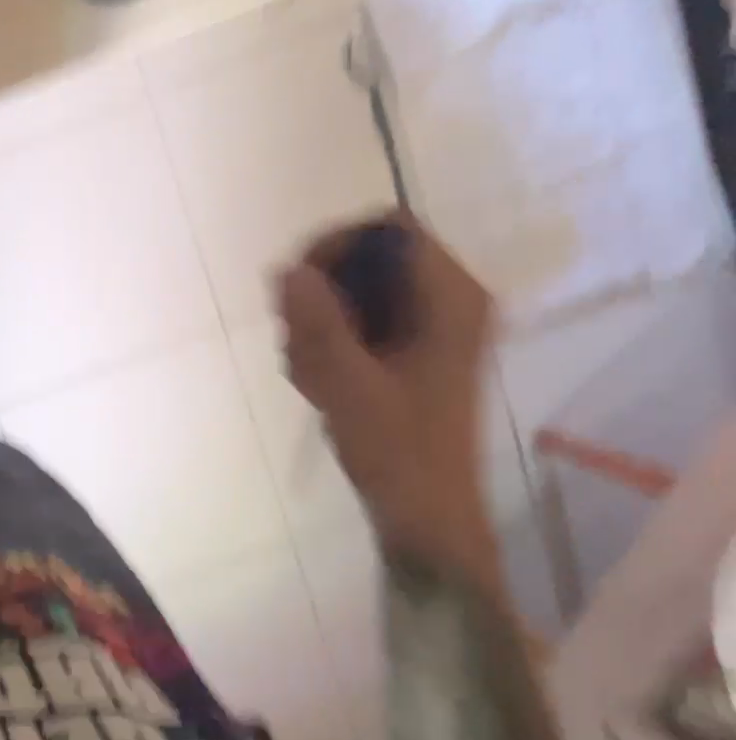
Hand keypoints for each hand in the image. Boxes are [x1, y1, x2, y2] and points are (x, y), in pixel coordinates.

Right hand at [277, 215, 498, 577]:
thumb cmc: (397, 448)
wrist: (424, 509)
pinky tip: (317, 382)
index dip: (337, 248)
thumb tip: (288, 269)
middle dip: (318, 293)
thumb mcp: (349, 385)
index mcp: (452, 300)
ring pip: (352, 292)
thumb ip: (319, 324)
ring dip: (314, 325)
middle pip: (365, 259)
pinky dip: (325, 344)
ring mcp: (427, 326)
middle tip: (298, 341)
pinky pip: (353, 321)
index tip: (298, 290)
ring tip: (308, 372)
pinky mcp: (407, 349)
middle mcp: (446, 301)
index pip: (390, 231)